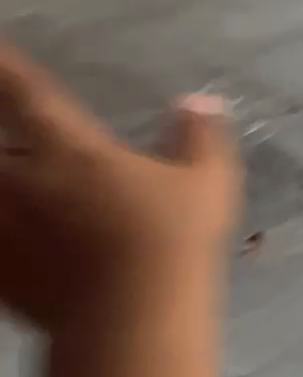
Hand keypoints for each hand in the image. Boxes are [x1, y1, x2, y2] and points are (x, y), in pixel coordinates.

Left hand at [0, 43, 240, 336]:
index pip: (29, 97)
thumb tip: (197, 101)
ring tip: (16, 170)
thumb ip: (199, 136)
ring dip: (4, 172)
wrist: (129, 310)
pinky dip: (6, 223)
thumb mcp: (209, 179)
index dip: (5, 66)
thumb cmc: (175, 233)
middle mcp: (18, 179)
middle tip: (16, 135)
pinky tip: (18, 229)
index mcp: (73, 151)